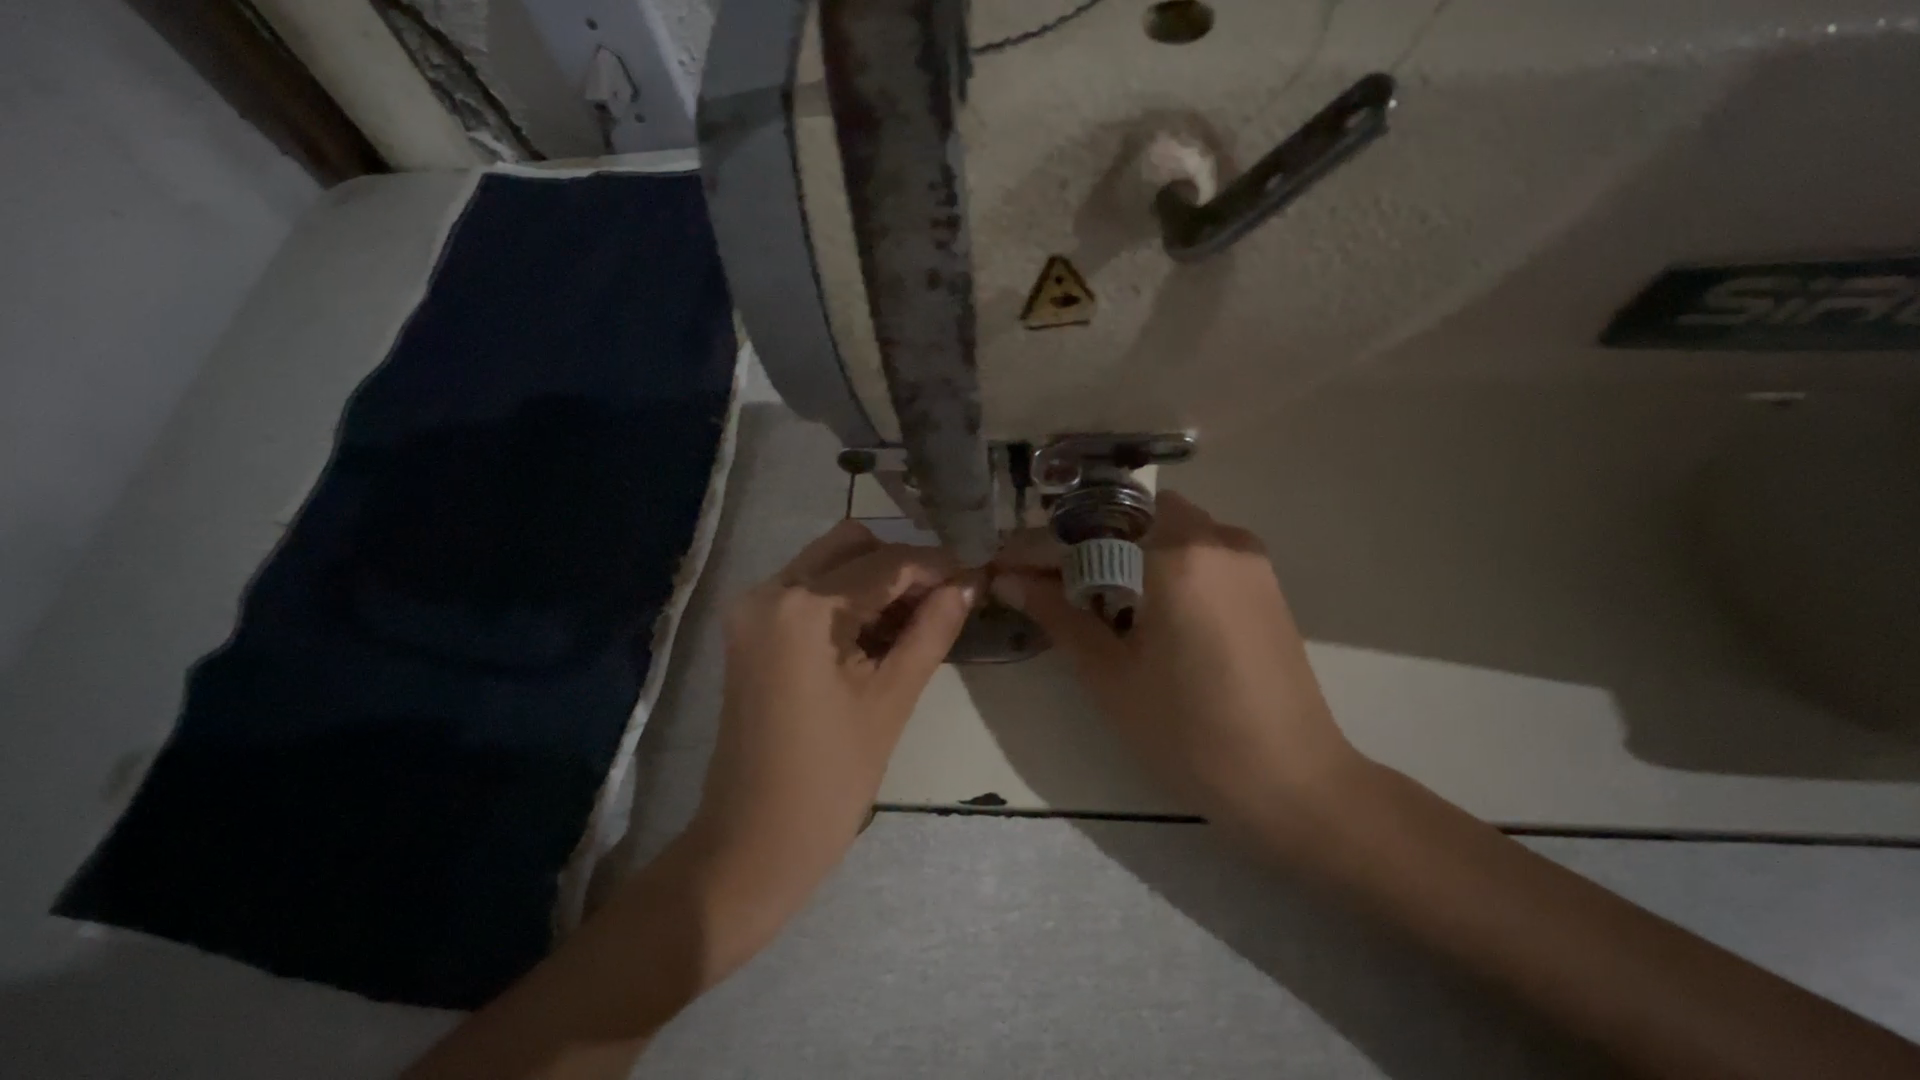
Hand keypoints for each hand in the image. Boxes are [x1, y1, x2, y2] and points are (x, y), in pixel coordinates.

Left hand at [691, 521, 975, 921]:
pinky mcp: (751, 633)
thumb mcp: (892, 699)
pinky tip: (884, 632)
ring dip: (875, 580)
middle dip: (902, 565)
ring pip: (828, 565)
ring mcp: (752, 611)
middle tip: (947, 599)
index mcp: (801, 606)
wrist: (756, 841)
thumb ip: (932, 631)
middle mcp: (768, 590)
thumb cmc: (831, 778)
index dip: (935, 565)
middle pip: (850, 547)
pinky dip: (847, 600)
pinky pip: (807, 593)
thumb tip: (968, 584)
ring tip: (923, 619)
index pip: (884, 562)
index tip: (976, 573)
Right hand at [991, 492, 1361, 830]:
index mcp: (1179, 554)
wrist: (1291, 783)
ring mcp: (1250, 561)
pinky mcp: (1266, 586)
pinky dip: (1164, 569)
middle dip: (1087, 543)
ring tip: (1097, 606)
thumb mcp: (1111, 676)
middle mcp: (1220, 539)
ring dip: (1128, 554)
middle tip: (1052, 588)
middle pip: (1134, 517)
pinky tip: (1146, 615)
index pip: (1093, 525)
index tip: (1008, 567)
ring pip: (1170, 533)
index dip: (1043, 545)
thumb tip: (1008, 578)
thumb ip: (1058, 615)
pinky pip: (1202, 555)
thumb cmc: (1189, 734)